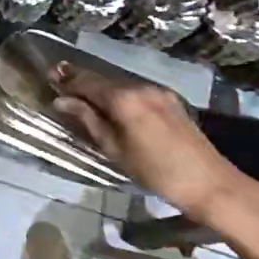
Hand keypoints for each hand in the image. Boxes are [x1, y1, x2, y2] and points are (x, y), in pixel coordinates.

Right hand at [51, 63, 258, 220]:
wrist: (208, 182)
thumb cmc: (155, 171)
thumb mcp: (114, 149)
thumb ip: (88, 120)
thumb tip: (62, 101)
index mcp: (123, 98)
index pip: (87, 82)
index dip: (67, 79)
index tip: (49, 76)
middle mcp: (140, 87)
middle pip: (104, 79)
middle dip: (81, 80)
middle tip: (60, 80)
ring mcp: (158, 92)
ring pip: (120, 84)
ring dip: (101, 88)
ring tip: (82, 93)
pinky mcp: (170, 101)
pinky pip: (136, 91)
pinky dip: (119, 94)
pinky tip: (112, 103)